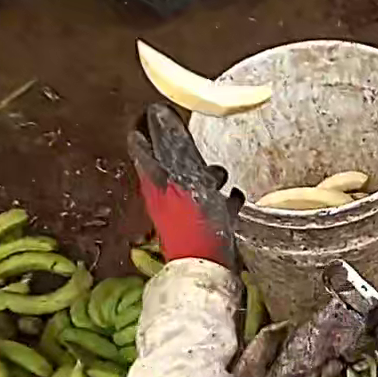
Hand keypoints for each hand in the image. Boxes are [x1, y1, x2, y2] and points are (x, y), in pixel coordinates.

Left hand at [128, 102, 241, 268]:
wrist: (206, 268)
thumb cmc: (194, 224)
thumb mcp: (184, 179)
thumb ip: (172, 148)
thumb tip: (157, 112)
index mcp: (154, 181)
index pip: (142, 143)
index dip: (148, 124)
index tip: (159, 108)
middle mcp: (164, 194)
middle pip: (170, 161)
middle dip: (183, 148)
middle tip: (192, 134)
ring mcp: (182, 211)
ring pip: (191, 182)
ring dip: (207, 175)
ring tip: (221, 174)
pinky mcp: (199, 226)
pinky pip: (210, 204)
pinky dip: (222, 198)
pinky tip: (235, 197)